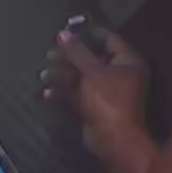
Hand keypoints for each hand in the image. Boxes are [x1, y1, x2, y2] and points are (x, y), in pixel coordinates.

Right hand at [43, 21, 158, 172]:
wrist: (112, 141)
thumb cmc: (108, 101)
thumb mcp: (91, 71)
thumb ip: (76, 51)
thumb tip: (63, 33)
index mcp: (127, 61)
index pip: (108, 38)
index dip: (87, 33)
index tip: (67, 31)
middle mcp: (120, 74)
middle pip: (92, 57)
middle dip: (70, 56)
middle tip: (50, 52)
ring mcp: (107, 92)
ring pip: (83, 76)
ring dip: (63, 74)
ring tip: (44, 72)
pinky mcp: (96, 107)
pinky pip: (78, 94)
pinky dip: (64, 92)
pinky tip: (48, 92)